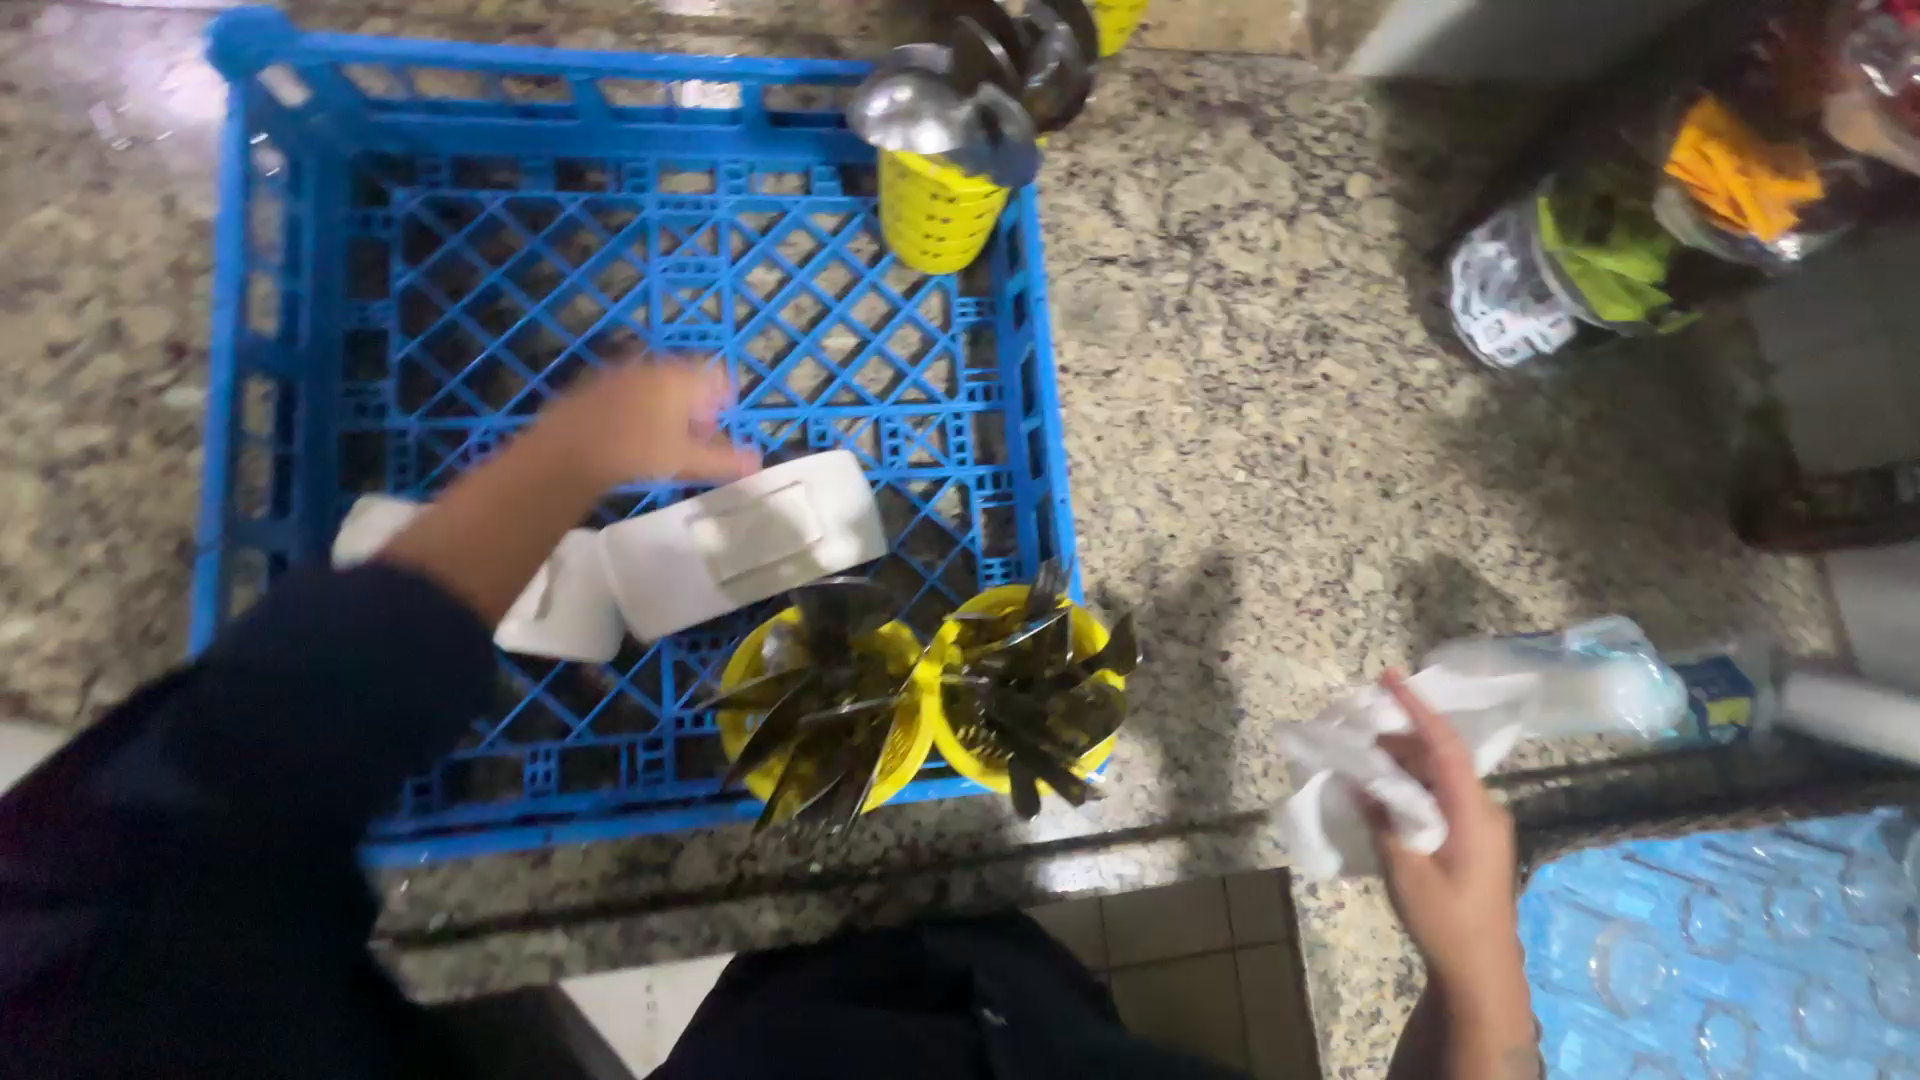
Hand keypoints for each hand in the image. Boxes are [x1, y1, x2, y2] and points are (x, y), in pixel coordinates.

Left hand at [525, 356, 760, 489]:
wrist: (568, 451)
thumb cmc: (638, 451)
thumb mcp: (688, 460)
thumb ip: (725, 460)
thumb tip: (756, 463)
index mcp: (680, 377)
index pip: (716, 374)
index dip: (723, 397)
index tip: (718, 422)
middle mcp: (652, 365)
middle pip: (685, 377)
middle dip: (694, 403)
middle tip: (694, 434)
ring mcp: (619, 370)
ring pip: (654, 382)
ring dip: (664, 404)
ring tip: (662, 436)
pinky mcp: (592, 382)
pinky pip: (626, 388)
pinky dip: (635, 405)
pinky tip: (629, 433)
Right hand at [1364, 670, 1527, 1012]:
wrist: (1480, 972)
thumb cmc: (1445, 919)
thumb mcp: (1404, 869)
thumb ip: (1383, 818)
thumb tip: (1359, 779)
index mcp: (1474, 812)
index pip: (1445, 745)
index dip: (1417, 709)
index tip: (1388, 678)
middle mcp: (1483, 808)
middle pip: (1437, 756)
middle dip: (1395, 739)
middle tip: (1352, 736)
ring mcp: (1479, 823)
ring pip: (1435, 775)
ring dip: (1398, 764)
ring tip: (1358, 765)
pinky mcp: (1470, 837)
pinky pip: (1437, 794)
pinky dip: (1407, 785)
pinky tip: (1379, 794)